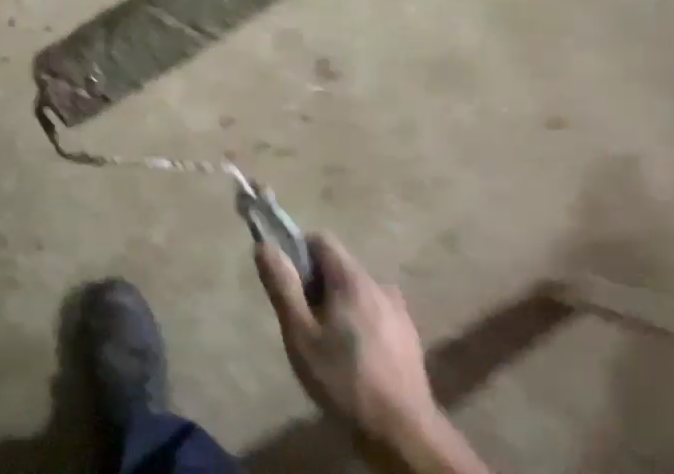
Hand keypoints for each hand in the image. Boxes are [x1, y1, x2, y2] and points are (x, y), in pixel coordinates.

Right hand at [256, 236, 491, 473]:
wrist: (402, 432)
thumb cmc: (343, 380)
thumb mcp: (300, 334)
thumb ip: (283, 286)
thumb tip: (265, 245)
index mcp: (353, 279)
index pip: (321, 240)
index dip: (298, 253)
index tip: (286, 283)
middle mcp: (380, 285)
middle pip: (338, 267)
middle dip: (315, 286)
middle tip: (302, 324)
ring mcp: (399, 312)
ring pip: (357, 293)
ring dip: (337, 307)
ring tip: (326, 347)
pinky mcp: (408, 337)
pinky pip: (374, 314)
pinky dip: (358, 324)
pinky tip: (352, 361)